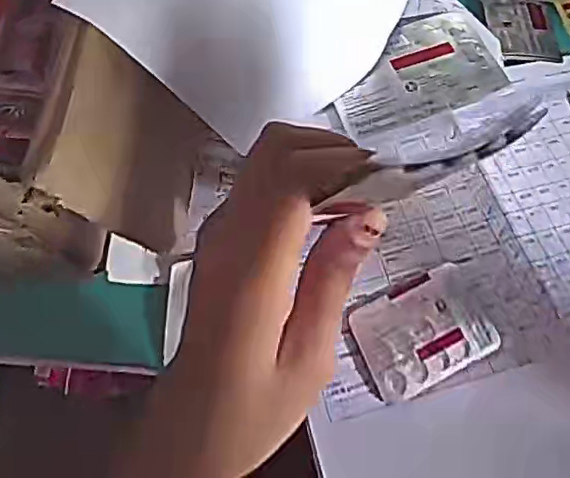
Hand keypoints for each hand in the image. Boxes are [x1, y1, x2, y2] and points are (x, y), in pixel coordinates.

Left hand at [120, 124, 384, 477]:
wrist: (190, 421)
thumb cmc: (248, 407)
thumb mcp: (309, 358)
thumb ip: (334, 278)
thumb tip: (367, 218)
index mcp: (251, 270)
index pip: (288, 179)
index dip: (339, 164)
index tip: (379, 178)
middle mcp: (228, 234)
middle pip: (275, 148)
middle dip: (331, 149)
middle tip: (373, 178)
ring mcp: (220, 226)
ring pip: (267, 154)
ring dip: (316, 156)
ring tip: (358, 190)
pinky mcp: (222, 228)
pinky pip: (263, 177)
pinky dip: (301, 172)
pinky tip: (330, 203)